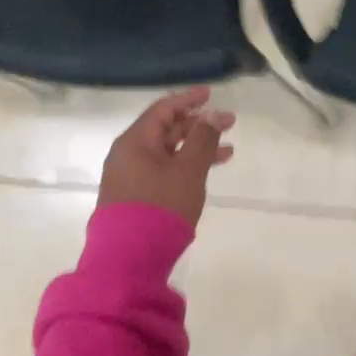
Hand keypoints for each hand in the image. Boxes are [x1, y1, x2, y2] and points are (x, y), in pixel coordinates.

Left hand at [97, 86, 235, 225]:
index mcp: (135, 142)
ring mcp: (129, 178)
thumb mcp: (188, 170)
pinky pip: (163, 170)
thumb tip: (212, 116)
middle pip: (165, 130)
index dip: (189, 99)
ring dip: (196, 147)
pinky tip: (205, 173)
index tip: (211, 95)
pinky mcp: (135, 197)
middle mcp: (128, 155)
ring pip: (167, 152)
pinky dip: (185, 166)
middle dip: (198, 125)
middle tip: (228, 124)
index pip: (163, 109)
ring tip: (227, 151)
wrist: (128, 261)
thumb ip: (203, 139)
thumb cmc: (161, 207)